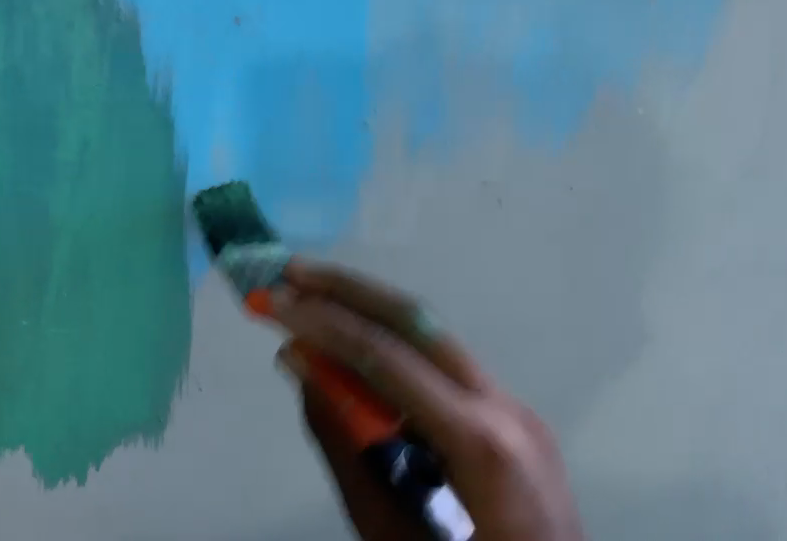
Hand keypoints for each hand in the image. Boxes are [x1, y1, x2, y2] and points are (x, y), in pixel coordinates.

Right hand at [272, 261, 584, 540]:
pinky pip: (443, 364)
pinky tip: (354, 342)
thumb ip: (341, 442)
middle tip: (287, 271)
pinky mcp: (514, 416)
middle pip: (414, 321)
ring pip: (431, 334)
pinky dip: (393, 343)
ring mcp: (515, 407)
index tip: (271, 302)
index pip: (384, 357)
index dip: (321, 323)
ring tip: (309, 291)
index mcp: (477, 442)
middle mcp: (503, 406)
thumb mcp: (386, 530)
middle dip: (344, 288)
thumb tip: (299, 362)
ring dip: (366, 307)